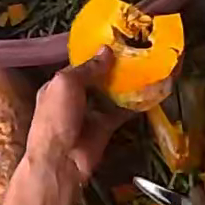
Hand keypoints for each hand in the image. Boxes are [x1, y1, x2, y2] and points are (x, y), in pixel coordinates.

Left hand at [23, 48, 134, 195]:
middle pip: (97, 80)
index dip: (95, 56)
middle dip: (113, 69)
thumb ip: (87, 68)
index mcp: (58, 86)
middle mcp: (74, 99)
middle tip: (136, 54)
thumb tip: (106, 50)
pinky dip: (133, 104)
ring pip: (110, 95)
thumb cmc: (57, 117)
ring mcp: (90, 114)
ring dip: (125, 84)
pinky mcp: (105, 128)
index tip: (116, 45)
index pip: (79, 67)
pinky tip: (148, 92)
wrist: (61, 160)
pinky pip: (121, 112)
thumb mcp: (67, 84)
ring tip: (145, 67)